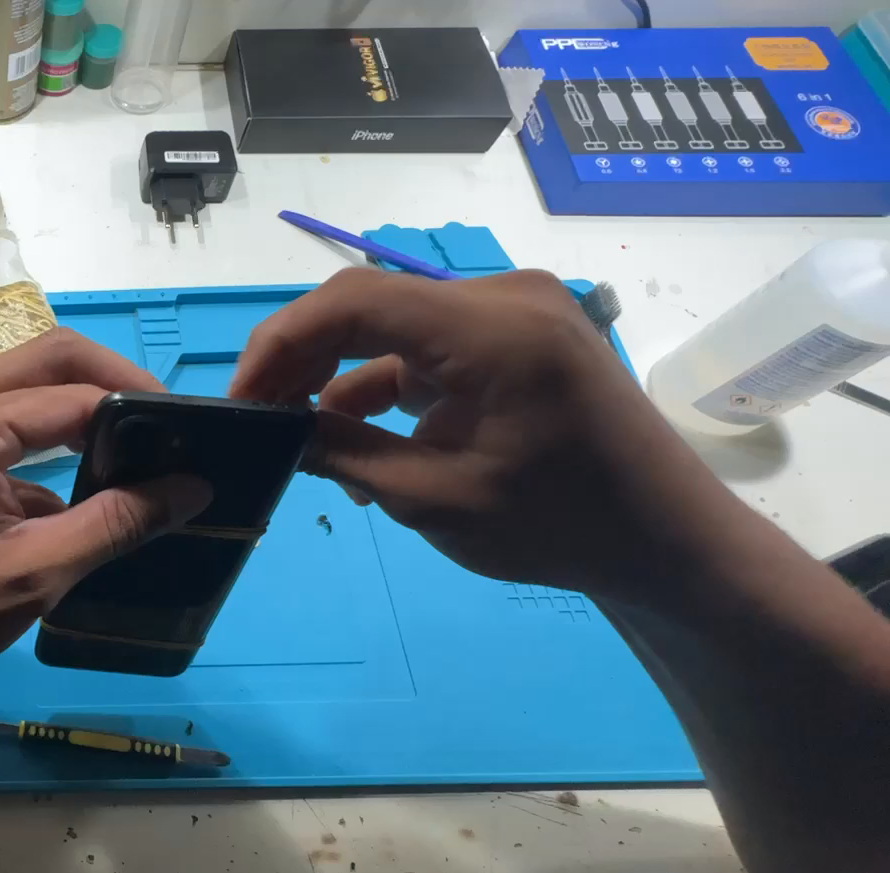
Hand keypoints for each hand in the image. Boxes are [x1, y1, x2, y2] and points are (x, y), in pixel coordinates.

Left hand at [0, 328, 210, 699]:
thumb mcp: (34, 575)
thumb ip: (114, 525)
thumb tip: (192, 487)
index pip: (76, 395)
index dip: (140, 410)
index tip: (191, 439)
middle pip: (49, 360)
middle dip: (111, 382)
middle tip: (164, 428)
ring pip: (26, 388)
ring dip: (79, 410)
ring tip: (133, 453)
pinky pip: (5, 426)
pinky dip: (48, 446)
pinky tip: (80, 494)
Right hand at [230, 267, 741, 601]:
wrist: (662, 542)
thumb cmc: (556, 526)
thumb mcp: (430, 498)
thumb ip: (342, 454)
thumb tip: (272, 430)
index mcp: (493, 330)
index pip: (354, 302)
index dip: (279, 343)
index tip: (239, 398)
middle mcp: (499, 300)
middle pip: (362, 306)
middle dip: (294, 359)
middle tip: (252, 416)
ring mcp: (504, 317)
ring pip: (379, 331)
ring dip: (327, 380)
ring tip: (292, 438)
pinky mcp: (500, 342)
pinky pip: (411, 354)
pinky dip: (369, 393)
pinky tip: (346, 443)